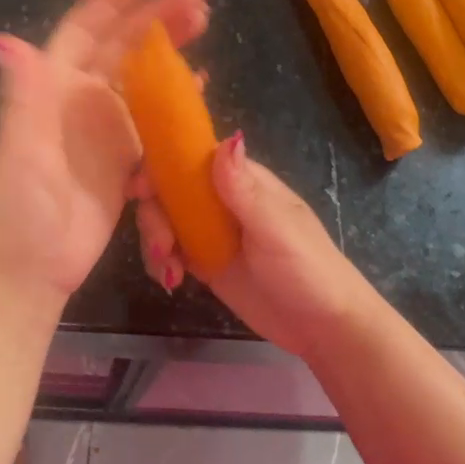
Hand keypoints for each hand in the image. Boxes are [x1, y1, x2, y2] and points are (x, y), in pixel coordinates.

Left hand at [0, 0, 206, 305]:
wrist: (30, 270)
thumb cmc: (19, 206)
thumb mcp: (19, 149)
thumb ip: (22, 95)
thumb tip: (8, 39)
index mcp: (54, 86)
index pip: (86, 29)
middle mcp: (79, 97)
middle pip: (122, 45)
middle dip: (157, 18)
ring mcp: (103, 127)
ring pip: (141, 74)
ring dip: (170, 47)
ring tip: (205, 22)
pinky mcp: (123, 157)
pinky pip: (153, 115)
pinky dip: (176, 94)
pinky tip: (201, 82)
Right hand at [134, 134, 378, 359]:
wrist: (323, 327)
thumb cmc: (307, 268)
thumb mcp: (275, 228)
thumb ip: (244, 188)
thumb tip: (228, 137)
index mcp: (241, 179)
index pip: (191, 156)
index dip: (160, 166)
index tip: (141, 189)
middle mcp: (221, 199)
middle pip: (169, 189)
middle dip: (154, 214)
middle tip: (161, 247)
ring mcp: (212, 231)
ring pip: (165, 220)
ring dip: (155, 240)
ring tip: (167, 271)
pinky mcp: (205, 262)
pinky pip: (170, 251)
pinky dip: (161, 262)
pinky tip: (172, 280)